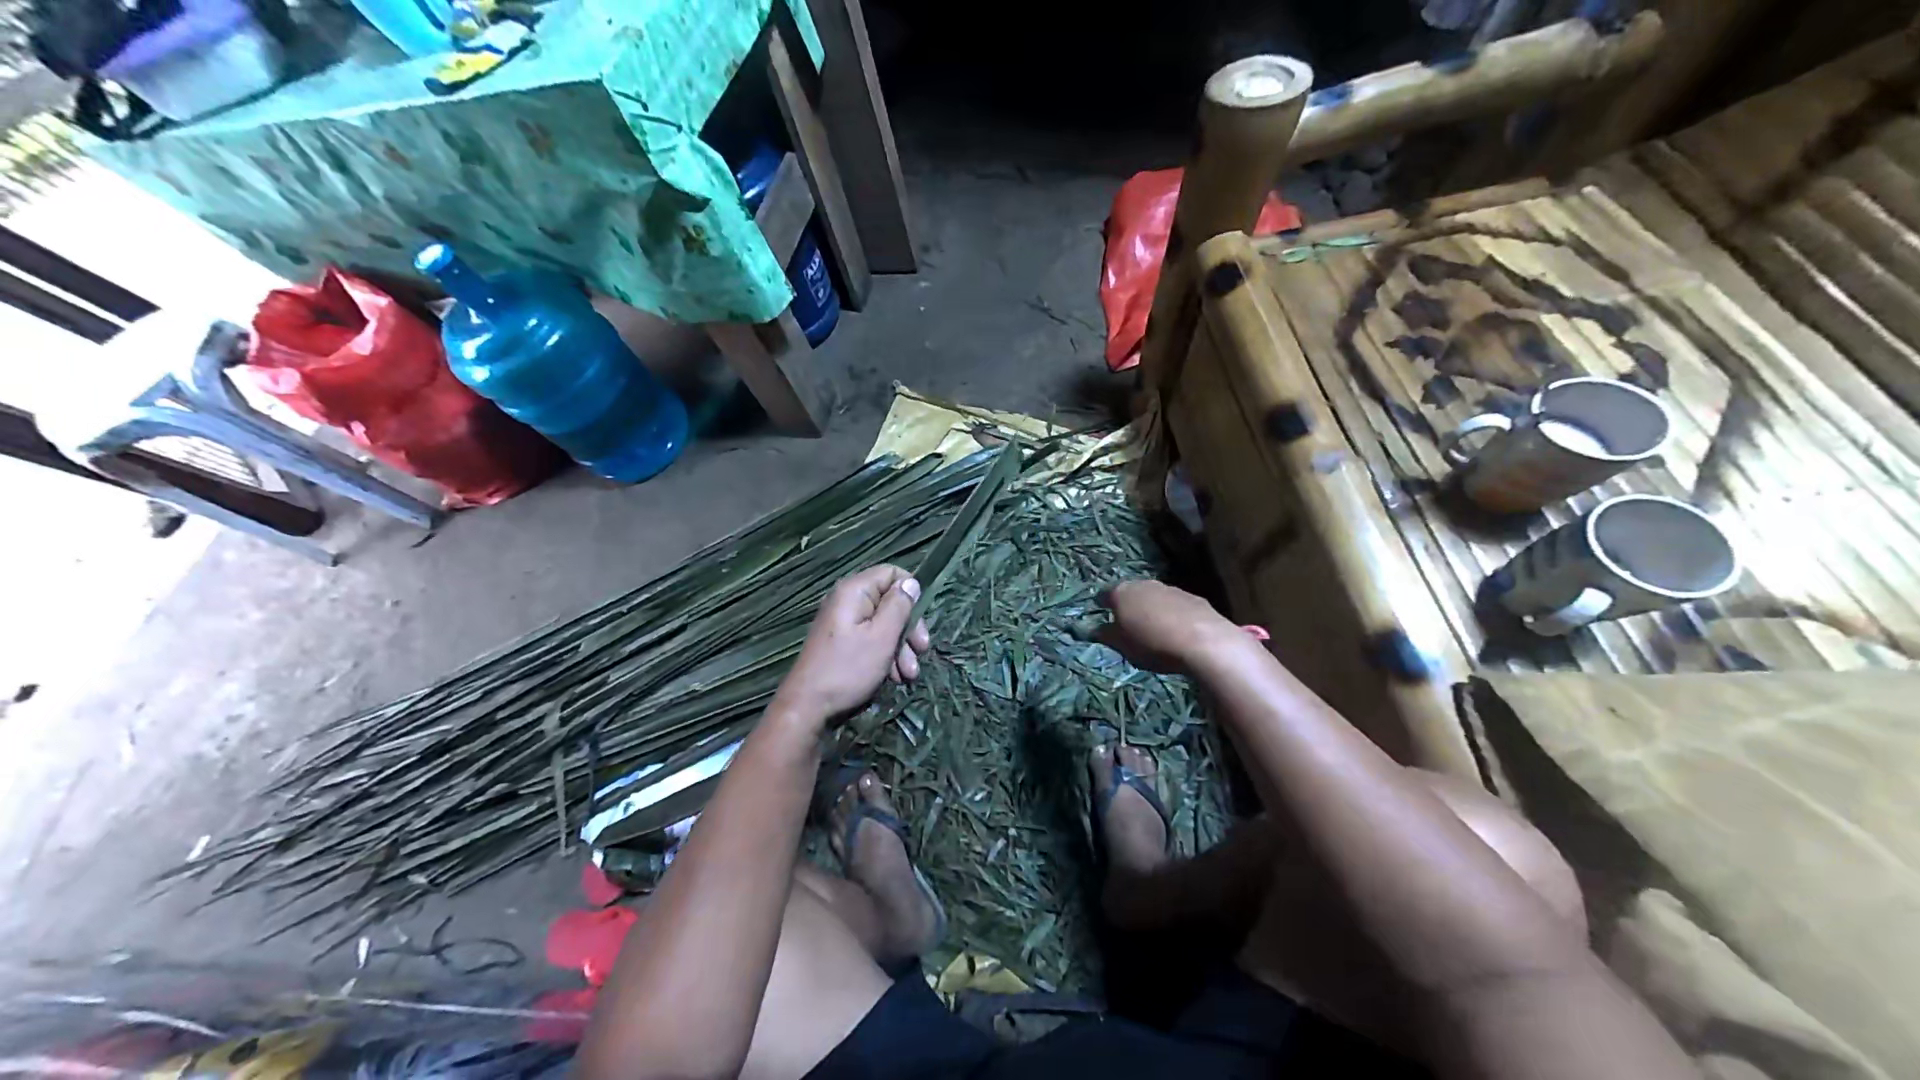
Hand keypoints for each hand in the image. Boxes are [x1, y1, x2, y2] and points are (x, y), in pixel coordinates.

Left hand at [775, 565, 932, 722]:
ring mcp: (843, 623)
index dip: (911, 591)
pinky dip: (886, 656)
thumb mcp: (882, 636)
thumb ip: (899, 606)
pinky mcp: (842, 643)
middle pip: (889, 601)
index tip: (922, 617)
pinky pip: (871, 640)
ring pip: (883, 624)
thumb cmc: (848, 668)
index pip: (891, 572)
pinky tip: (895, 678)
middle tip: (921, 650)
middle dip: (909, 627)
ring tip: (909, 675)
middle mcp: (847, 601)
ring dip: (900, 648)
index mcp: (854, 591)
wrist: (808, 707)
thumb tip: (911, 583)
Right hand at [1096, 580, 1243, 674]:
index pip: (1104, 595)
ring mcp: (1171, 589)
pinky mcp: (1194, 598)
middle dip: (1128, 605)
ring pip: (1155, 597)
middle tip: (1128, 623)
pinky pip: (1176, 605)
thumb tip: (1089, 629)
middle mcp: (1144, 584)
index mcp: (1122, 593)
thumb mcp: (1122, 646)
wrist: (1203, 641)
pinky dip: (1172, 614)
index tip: (1100, 613)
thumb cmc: (1152, 644)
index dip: (1101, 605)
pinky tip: (1177, 630)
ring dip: (1152, 608)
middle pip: (1131, 593)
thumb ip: (1104, 635)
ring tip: (1154, 628)